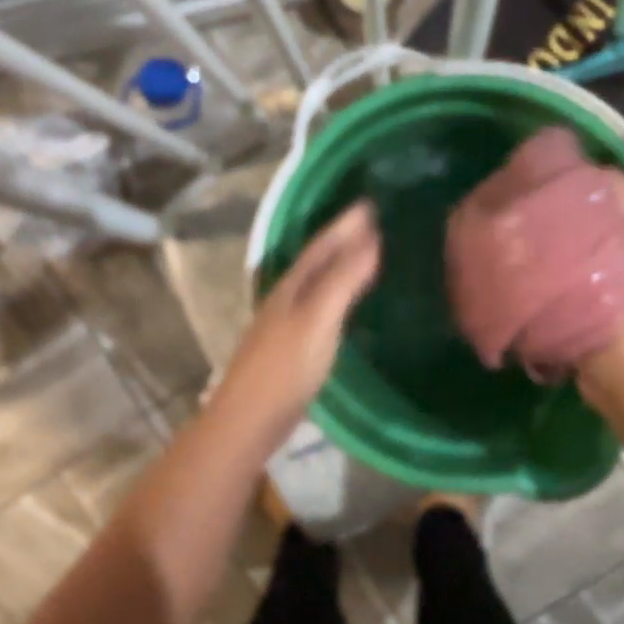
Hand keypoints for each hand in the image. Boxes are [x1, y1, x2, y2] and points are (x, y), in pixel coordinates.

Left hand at [214, 202, 381, 436]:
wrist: (247, 422)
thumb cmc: (284, 369)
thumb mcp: (318, 320)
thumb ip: (343, 279)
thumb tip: (373, 235)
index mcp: (292, 285)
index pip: (323, 244)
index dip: (347, 223)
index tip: (373, 202)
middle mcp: (286, 297)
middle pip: (318, 259)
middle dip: (344, 238)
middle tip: (376, 221)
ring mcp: (286, 323)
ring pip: (318, 282)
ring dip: (342, 265)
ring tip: (371, 255)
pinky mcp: (292, 347)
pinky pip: (322, 306)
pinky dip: (339, 294)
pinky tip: (351, 305)